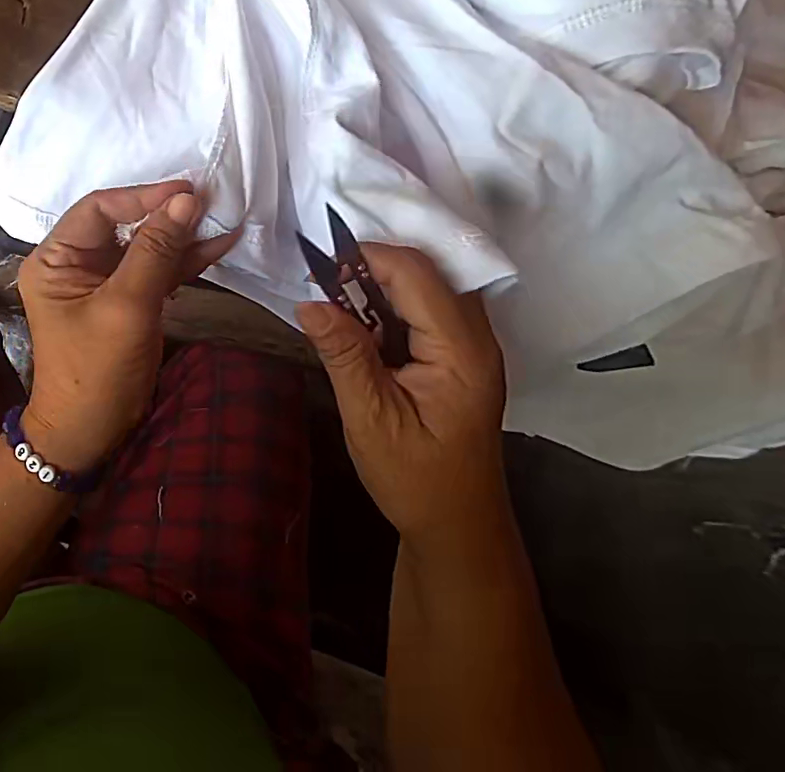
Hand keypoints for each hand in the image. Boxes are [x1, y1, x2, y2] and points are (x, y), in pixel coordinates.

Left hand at [18, 181, 237, 470]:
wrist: (90, 433)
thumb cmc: (96, 371)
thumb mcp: (126, 308)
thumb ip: (155, 252)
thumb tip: (186, 202)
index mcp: (55, 259)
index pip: (99, 210)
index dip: (144, 197)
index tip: (189, 192)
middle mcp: (74, 263)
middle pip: (124, 224)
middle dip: (167, 214)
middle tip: (211, 200)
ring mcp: (101, 282)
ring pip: (144, 246)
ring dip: (182, 236)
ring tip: (223, 218)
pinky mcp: (126, 300)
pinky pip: (155, 270)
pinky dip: (184, 261)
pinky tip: (218, 247)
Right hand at [296, 244, 507, 544]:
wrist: (456, 524)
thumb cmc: (416, 479)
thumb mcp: (371, 419)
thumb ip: (344, 356)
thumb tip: (309, 303)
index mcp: (461, 351)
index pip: (416, 275)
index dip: (367, 258)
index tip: (318, 270)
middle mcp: (475, 337)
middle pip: (426, 272)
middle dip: (371, 268)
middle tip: (322, 288)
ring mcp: (470, 345)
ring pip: (425, 286)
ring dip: (377, 285)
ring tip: (335, 306)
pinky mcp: (457, 354)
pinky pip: (423, 308)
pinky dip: (387, 304)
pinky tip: (359, 325)